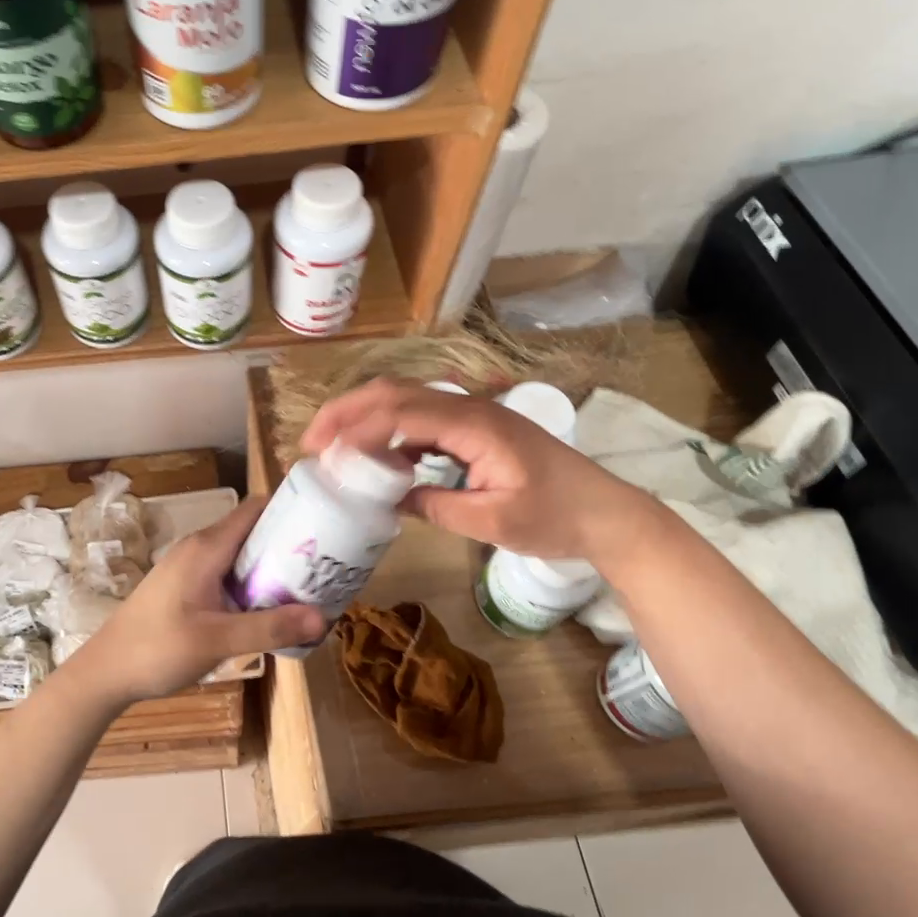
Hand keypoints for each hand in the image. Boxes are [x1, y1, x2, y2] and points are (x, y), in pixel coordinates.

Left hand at [67, 498, 325, 705]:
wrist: (106, 671)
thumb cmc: (158, 649)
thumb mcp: (218, 641)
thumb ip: (269, 628)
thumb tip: (323, 618)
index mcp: (206, 547)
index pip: (256, 509)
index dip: (290, 510)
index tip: (326, 525)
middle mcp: (199, 548)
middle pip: (253, 532)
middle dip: (289, 545)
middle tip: (327, 567)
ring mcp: (190, 567)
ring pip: (241, 556)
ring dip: (272, 569)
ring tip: (309, 590)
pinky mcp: (186, 587)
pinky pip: (228, 574)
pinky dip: (252, 584)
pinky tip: (270, 610)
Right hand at [302, 379, 659, 564]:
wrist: (607, 512)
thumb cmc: (556, 517)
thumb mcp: (494, 523)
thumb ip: (438, 507)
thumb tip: (390, 500)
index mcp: (475, 425)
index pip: (401, 414)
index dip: (356, 428)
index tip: (322, 450)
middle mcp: (469, 408)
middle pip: (395, 393)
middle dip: (348, 410)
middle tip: (311, 439)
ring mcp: (472, 415)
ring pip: (405, 401)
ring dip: (365, 418)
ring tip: (331, 445)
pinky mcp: (474, 429)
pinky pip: (421, 419)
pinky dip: (390, 432)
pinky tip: (379, 460)